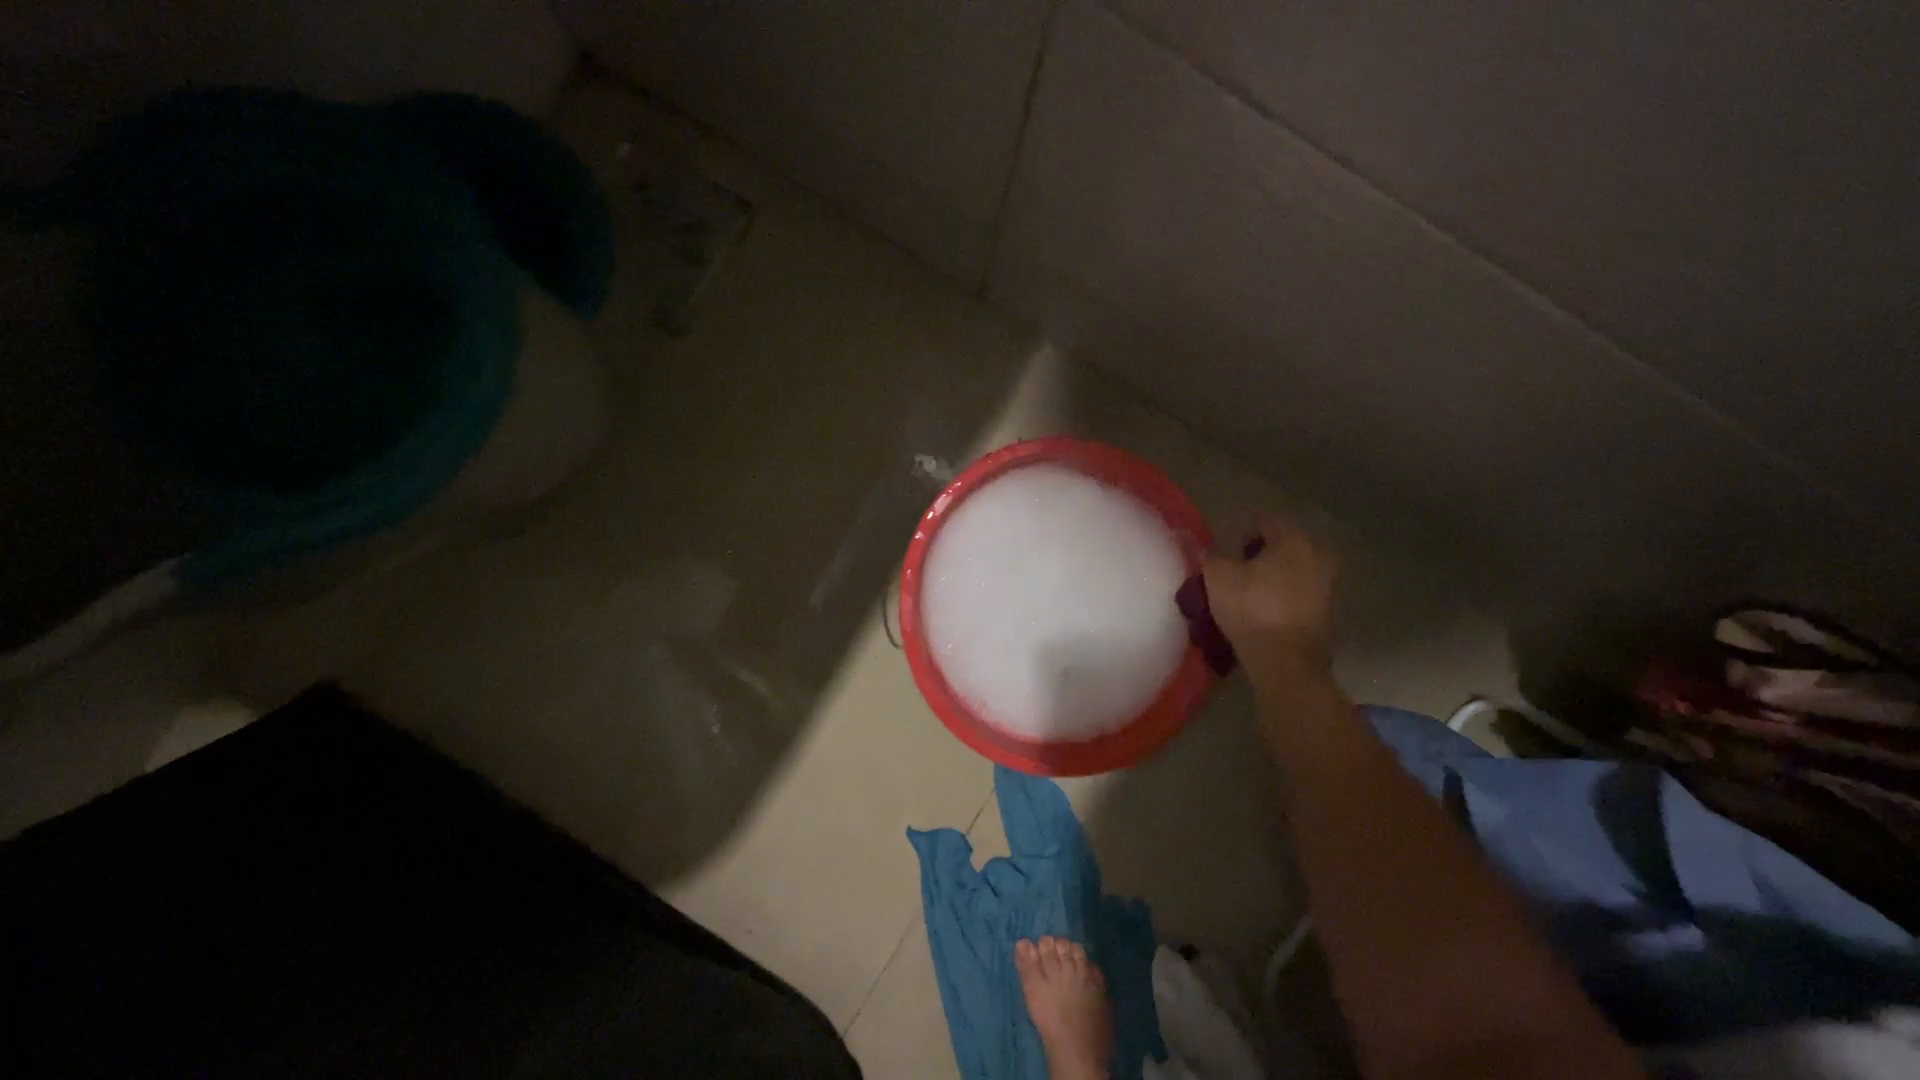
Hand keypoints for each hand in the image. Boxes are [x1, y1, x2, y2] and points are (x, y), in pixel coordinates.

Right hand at [1201, 515, 1336, 676]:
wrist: (1286, 661)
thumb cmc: (1251, 609)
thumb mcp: (1218, 577)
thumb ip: (1213, 555)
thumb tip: (1213, 549)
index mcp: (1293, 540)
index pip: (1264, 521)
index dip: (1242, 534)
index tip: (1227, 555)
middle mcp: (1318, 555)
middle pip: (1284, 546)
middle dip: (1262, 557)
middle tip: (1239, 575)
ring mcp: (1329, 585)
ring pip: (1296, 571)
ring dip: (1276, 578)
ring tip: (1252, 597)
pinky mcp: (1331, 612)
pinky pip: (1303, 595)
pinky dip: (1287, 599)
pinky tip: (1269, 614)